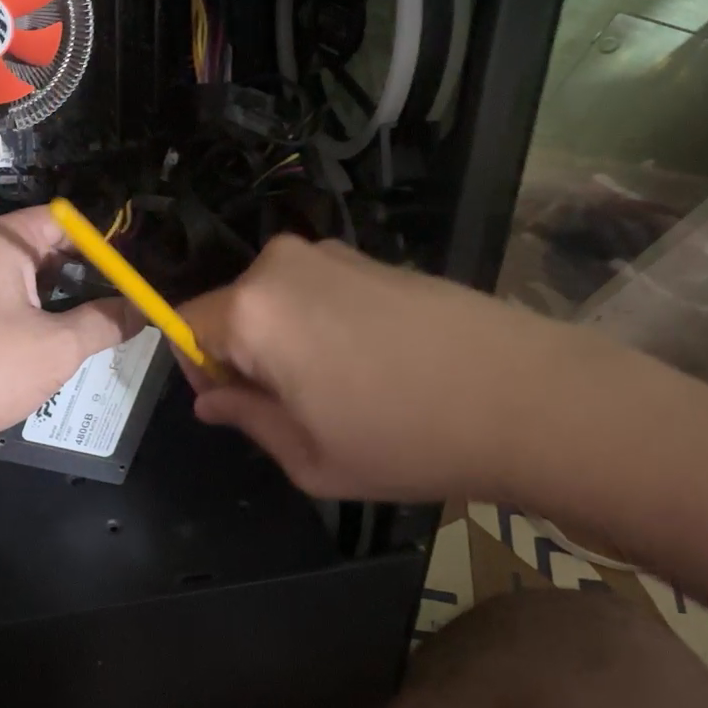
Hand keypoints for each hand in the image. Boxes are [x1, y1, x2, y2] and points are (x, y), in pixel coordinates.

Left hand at [0, 205, 129, 463]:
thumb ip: (105, 323)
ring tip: (102, 328)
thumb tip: (144, 309)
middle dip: (89, 274)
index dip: (106, 242)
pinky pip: (6, 306)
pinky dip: (36, 320)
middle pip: (47, 249)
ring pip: (28, 283)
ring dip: (64, 302)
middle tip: (129, 302)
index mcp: (4, 241)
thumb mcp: (56, 347)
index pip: (66, 220)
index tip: (138, 272)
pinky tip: (54, 349)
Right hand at [177, 235, 657, 502]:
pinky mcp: (370, 255)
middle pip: (228, 311)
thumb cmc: (405, 437)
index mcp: (252, 310)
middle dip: (241, 357)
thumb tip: (211, 399)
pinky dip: (320, 324)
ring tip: (343, 391)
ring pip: (272, 301)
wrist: (527, 393)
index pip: (180, 325)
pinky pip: (313, 290)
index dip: (192, 369)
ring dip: (283, 342)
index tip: (229, 406)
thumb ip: (245, 418)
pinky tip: (374, 364)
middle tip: (294, 412)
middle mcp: (280, 264)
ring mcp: (330, 252)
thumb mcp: (309, 455)